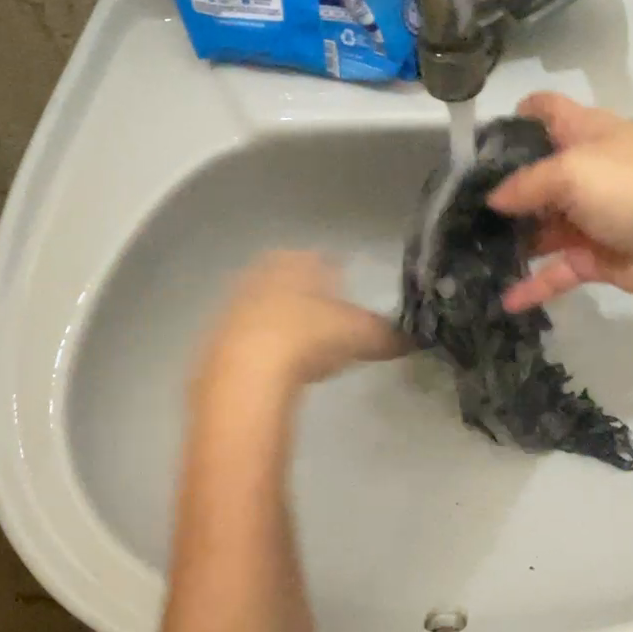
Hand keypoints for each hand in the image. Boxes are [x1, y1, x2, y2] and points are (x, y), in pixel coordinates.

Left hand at [203, 251, 406, 386]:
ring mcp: (235, 304)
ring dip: (285, 323)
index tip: (349, 291)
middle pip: (291, 280)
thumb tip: (414, 339)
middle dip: (308, 297)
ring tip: (306, 348)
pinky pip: (250, 338)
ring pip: (268, 307)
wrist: (249, 371)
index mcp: (298, 262)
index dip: (340, 275)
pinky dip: (267, 348)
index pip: (324, 260)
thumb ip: (388, 334)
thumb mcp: (361, 334)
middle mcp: (263, 273)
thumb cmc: (311, 336)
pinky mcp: (218, 338)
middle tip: (328, 319)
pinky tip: (279, 368)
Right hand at [487, 92, 632, 311]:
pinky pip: (555, 271)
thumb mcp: (574, 171)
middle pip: (534, 177)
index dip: (513, 120)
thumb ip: (527, 183)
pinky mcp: (593, 258)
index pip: (546, 112)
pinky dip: (533, 284)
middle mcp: (585, 172)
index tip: (477, 143)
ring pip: (540, 229)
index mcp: (585, 133)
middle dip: (500, 193)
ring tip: (470, 256)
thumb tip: (494, 198)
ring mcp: (588, 218)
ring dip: (511, 242)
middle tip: (457, 211)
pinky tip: (505, 300)